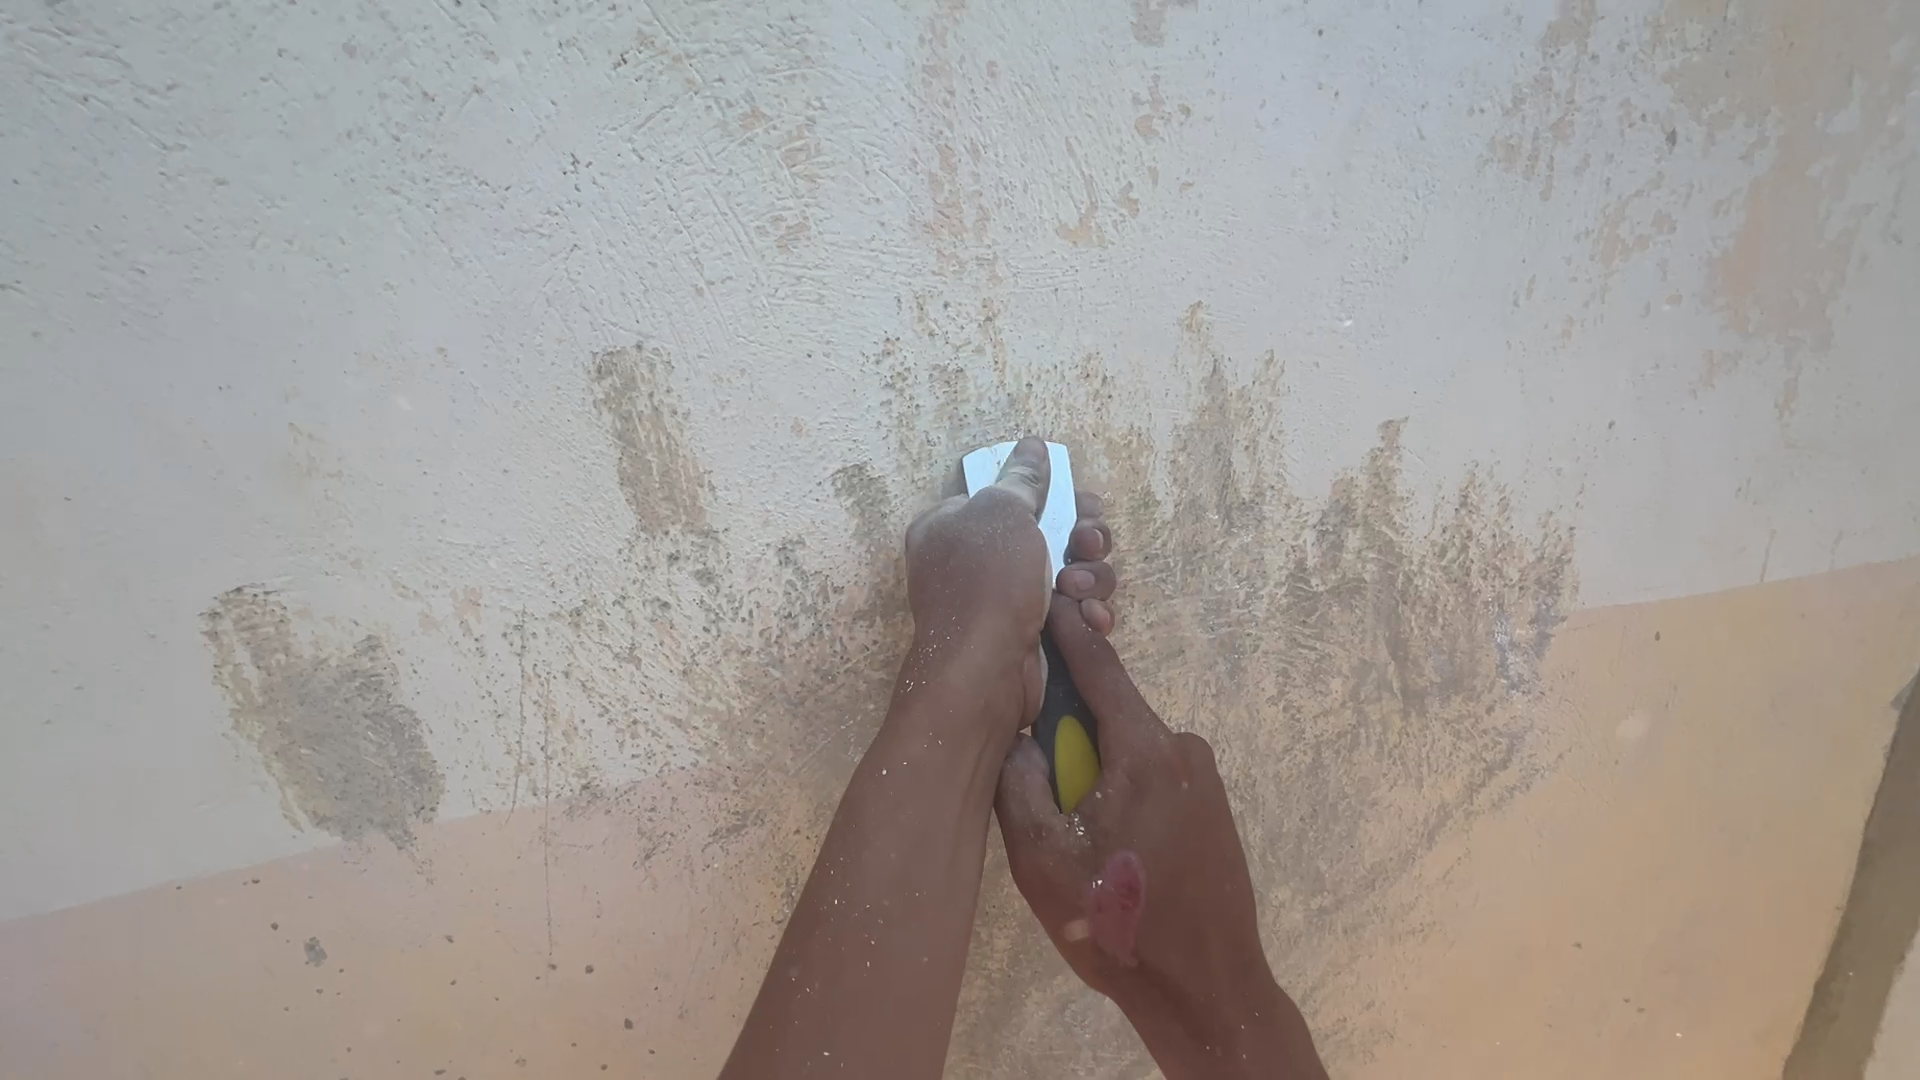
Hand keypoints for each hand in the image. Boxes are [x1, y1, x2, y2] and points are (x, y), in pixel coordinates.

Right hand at [994, 597, 1326, 1078]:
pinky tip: (1112, 837)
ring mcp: (1204, 776)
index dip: (1067, 632)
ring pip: (1130, 746)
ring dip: (1096, 763)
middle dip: (1069, 726)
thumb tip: (1015, 734)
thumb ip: (1017, 784)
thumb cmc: (1118, 924)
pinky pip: (1154, 772)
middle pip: (1110, 712)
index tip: (1046, 599)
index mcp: (1143, 749)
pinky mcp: (1213, 805)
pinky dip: (1123, 783)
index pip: (1097, 669)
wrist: (1208, 992)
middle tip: (1039, 772)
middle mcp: (1181, 748)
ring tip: (1076, 824)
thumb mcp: (1041, 859)